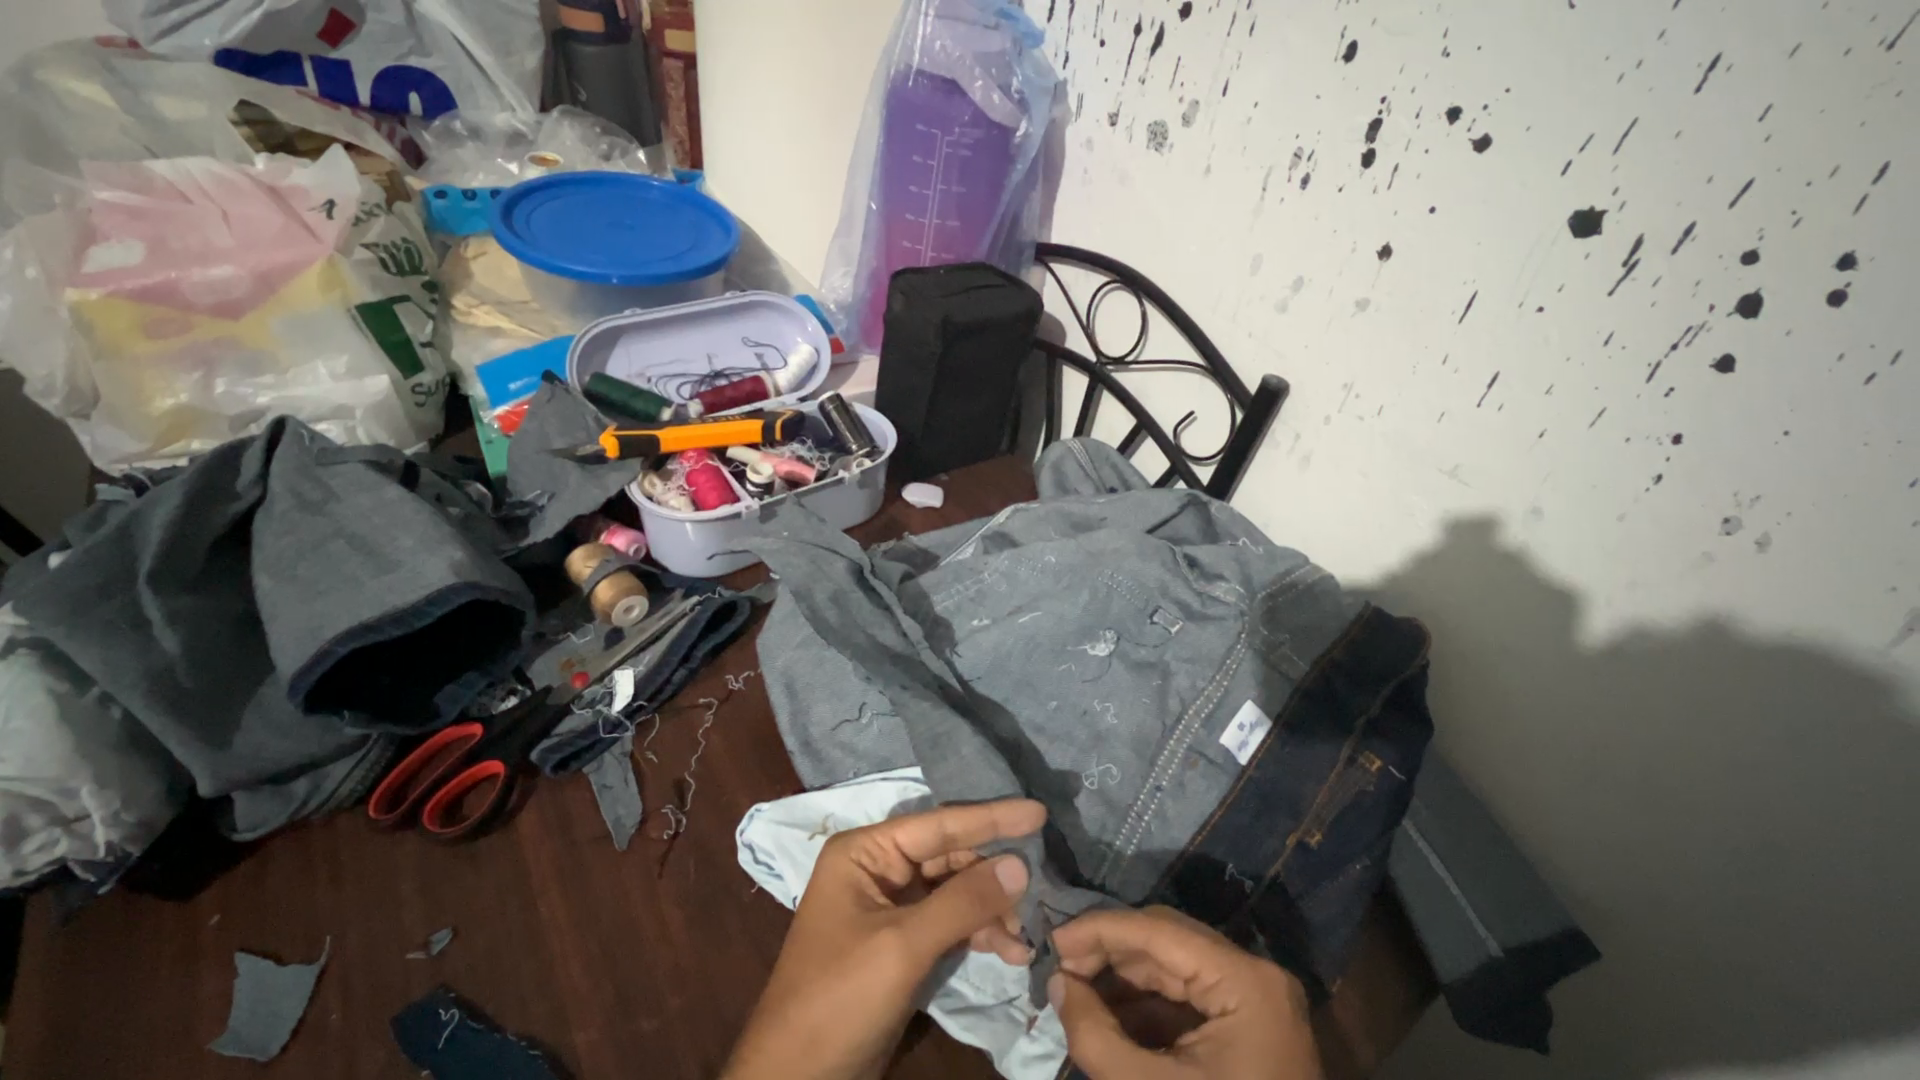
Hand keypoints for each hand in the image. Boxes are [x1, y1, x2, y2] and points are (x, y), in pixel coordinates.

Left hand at [723, 799, 1045, 1079]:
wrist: (799, 1078)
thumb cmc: (840, 998)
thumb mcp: (903, 946)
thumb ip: (963, 901)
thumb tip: (1020, 862)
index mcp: (865, 852)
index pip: (938, 825)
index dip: (991, 818)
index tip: (1039, 813)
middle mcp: (877, 869)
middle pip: (950, 856)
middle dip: (994, 875)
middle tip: (1040, 890)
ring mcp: (889, 907)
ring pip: (955, 890)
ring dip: (991, 910)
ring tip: (1024, 938)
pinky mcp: (901, 943)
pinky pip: (950, 922)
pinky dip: (978, 933)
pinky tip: (1008, 952)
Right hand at [1049, 906, 1323, 1079]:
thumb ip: (1097, 1035)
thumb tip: (1057, 982)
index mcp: (1244, 981)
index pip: (1158, 930)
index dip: (1098, 930)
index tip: (1050, 941)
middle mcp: (1253, 974)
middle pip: (1166, 939)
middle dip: (1107, 952)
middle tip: (1057, 969)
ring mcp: (1253, 999)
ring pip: (1172, 964)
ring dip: (1120, 976)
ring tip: (1072, 990)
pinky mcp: (1245, 1024)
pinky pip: (1185, 996)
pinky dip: (1142, 1002)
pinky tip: (1104, 1014)